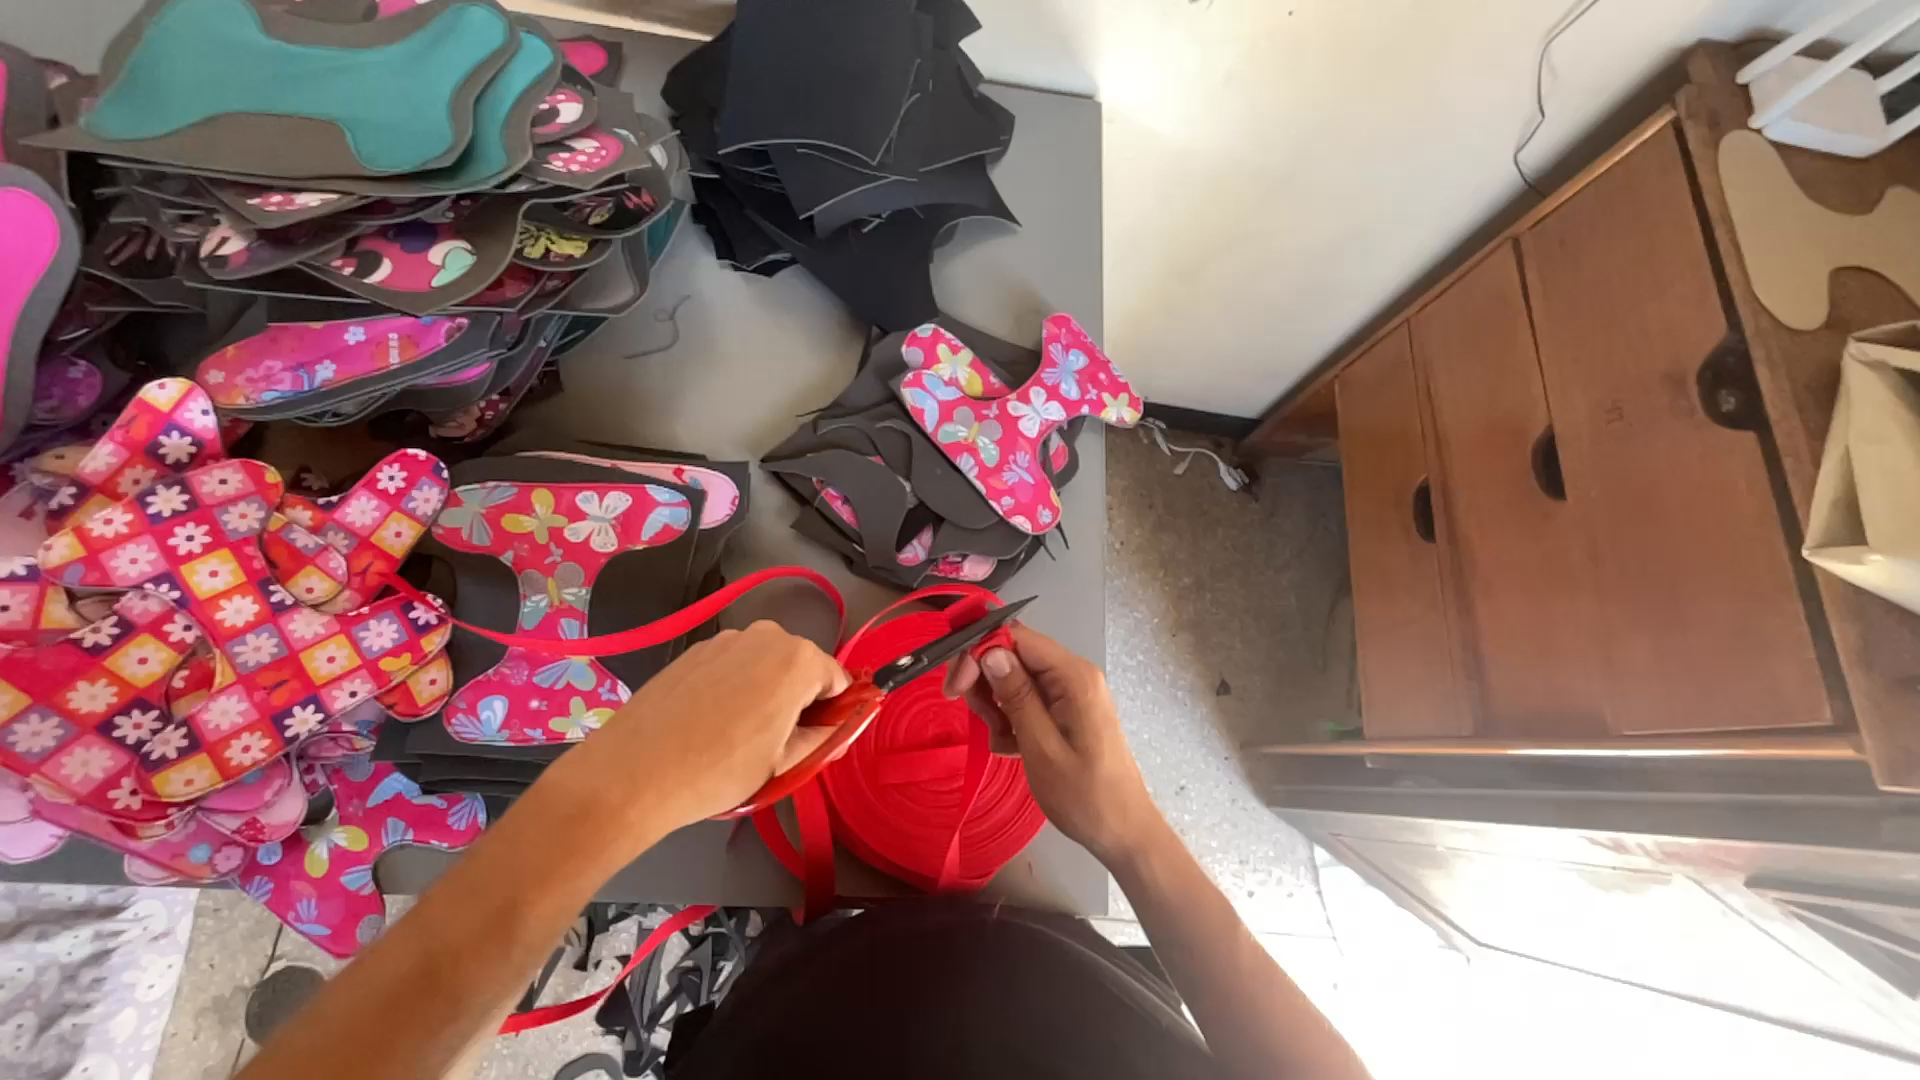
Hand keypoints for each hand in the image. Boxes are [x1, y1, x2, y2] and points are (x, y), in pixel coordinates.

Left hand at [548, 621, 849, 835]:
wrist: (633, 772)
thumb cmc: (720, 770)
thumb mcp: (784, 763)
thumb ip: (824, 739)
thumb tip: (843, 730)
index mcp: (798, 659)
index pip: (838, 680)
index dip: (834, 712)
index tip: (817, 740)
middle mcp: (766, 635)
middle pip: (801, 666)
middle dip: (799, 698)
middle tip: (777, 742)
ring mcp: (726, 639)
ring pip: (765, 664)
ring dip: (765, 691)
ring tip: (738, 734)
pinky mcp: (694, 650)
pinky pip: (733, 665)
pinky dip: (734, 687)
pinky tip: (710, 722)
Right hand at [943, 624, 1161, 863]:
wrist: (1123, 832)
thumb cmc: (1085, 796)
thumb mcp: (1041, 749)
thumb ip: (1016, 697)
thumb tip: (991, 652)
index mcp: (1073, 677)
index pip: (1016, 638)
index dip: (980, 653)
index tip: (957, 687)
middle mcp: (1074, 675)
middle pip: (1013, 656)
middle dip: (986, 683)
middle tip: (979, 720)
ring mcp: (1071, 693)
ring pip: (1015, 679)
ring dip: (997, 707)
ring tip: (1003, 741)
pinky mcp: (1066, 711)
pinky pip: (1027, 700)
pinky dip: (1011, 720)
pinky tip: (1013, 749)